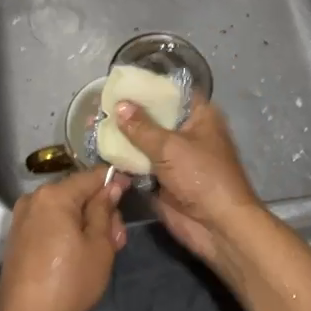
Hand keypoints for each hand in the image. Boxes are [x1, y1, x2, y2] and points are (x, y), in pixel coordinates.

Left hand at [0, 168, 129, 310]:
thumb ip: (104, 211)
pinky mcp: (18, 237)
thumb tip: (110, 187)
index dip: (113, 180)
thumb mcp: (98, 246)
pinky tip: (80, 254)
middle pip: (76, 194)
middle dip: (100, 210)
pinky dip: (67, 231)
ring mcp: (22, 218)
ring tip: (103, 251)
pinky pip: (49, 223)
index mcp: (54, 196)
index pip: (90, 177)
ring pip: (63, 210)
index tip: (132, 188)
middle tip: (118, 239)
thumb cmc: (68, 282)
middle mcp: (34, 199)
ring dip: (85, 223)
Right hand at [115, 97, 262, 262]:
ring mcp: (173, 158)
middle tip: (99, 105)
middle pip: (154, 117)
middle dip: (129, 113)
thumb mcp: (171, 147)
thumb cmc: (202, 177)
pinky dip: (123, 160)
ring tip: (93, 125)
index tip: (121, 82)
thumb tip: (120, 106)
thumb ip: (142, 127)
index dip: (148, 87)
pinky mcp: (161, 180)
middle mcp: (186, 133)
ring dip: (122, 137)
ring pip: (144, 142)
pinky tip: (99, 149)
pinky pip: (139, 165)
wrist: (217, 227)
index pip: (172, 92)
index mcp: (199, 116)